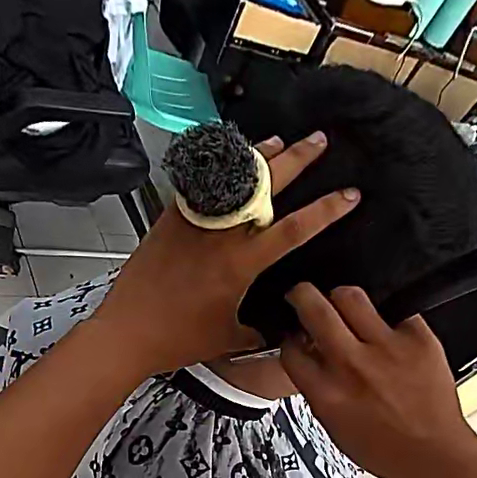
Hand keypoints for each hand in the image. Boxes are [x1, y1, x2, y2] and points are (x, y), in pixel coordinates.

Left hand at [89, 133, 358, 374]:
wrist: (128, 330)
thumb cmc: (176, 337)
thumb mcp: (226, 337)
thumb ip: (254, 331)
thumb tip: (270, 331)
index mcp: (240, 264)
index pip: (293, 229)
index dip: (326, 210)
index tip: (349, 194)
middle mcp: (219, 235)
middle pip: (266, 186)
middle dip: (298, 159)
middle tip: (318, 140)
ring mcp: (194, 221)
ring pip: (232, 178)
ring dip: (259, 157)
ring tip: (279, 141)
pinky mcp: (171, 218)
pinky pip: (201, 186)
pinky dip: (220, 171)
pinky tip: (229, 164)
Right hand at [280, 284, 476, 477]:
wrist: (435, 454)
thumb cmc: (389, 450)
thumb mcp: (335, 429)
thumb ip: (318, 392)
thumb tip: (309, 364)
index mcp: (327, 394)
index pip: (291, 350)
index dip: (289, 340)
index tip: (295, 338)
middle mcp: (353, 366)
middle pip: (313, 307)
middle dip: (301, 295)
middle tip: (303, 296)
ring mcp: (386, 348)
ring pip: (350, 296)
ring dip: (341, 298)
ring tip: (345, 307)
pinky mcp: (417, 338)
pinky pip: (394, 310)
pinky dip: (388, 318)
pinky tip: (388, 331)